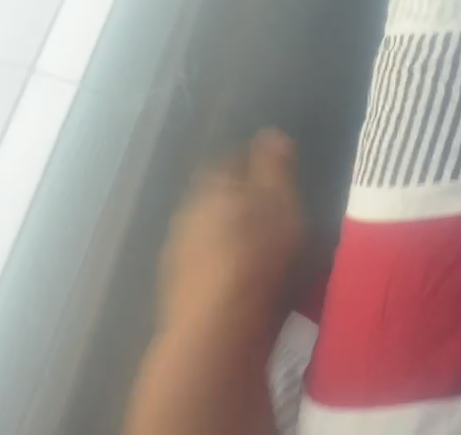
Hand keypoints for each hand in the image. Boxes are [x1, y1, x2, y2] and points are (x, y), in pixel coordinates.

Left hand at [157, 128, 303, 344]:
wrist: (216, 328)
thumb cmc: (259, 255)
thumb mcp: (281, 203)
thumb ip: (275, 167)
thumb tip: (271, 132)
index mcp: (214, 188)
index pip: (228, 158)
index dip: (252, 155)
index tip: (277, 160)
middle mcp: (189, 212)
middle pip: (216, 190)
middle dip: (241, 188)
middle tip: (274, 193)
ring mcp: (179, 249)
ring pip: (209, 221)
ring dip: (232, 220)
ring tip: (262, 228)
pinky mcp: (180, 281)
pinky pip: (206, 250)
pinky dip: (225, 246)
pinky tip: (243, 258)